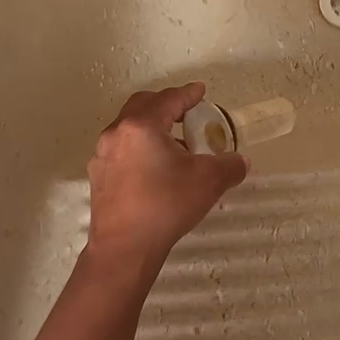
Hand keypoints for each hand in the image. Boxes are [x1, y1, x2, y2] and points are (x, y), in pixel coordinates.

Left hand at [84, 83, 247, 283]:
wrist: (125, 248)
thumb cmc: (166, 205)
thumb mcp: (208, 181)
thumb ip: (229, 165)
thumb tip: (241, 162)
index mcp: (143, 126)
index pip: (169, 99)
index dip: (188, 94)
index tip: (200, 91)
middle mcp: (117, 133)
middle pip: (143, 106)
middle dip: (166, 104)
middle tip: (187, 112)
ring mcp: (103, 155)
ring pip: (129, 128)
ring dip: (152, 128)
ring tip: (175, 144)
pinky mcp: (98, 176)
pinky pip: (122, 149)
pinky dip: (140, 147)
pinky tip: (155, 168)